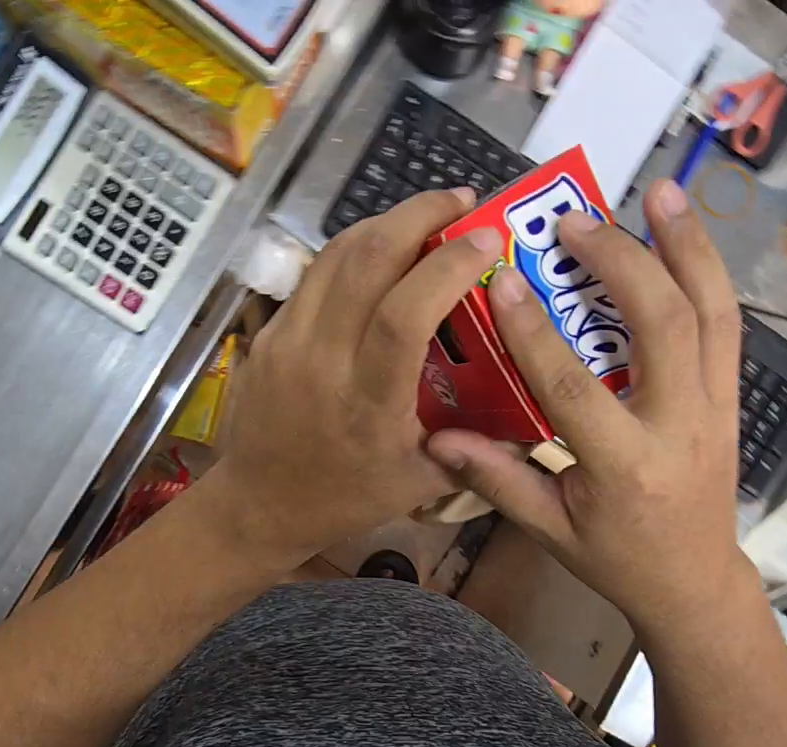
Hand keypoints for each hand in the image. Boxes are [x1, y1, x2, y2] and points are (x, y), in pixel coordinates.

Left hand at [206, 188, 503, 561]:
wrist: (257, 504)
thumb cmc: (344, 498)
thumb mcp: (420, 482)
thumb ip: (475, 444)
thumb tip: (529, 412)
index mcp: (368, 403)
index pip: (406, 313)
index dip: (449, 266)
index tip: (487, 238)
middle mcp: (323, 360)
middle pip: (367, 259)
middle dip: (420, 214)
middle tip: (461, 203)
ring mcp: (287, 340)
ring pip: (337, 254)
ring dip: (387, 223)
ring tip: (426, 219)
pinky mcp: (268, 334)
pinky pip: (315, 275)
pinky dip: (354, 253)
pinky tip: (380, 257)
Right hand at [425, 180, 754, 624]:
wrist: (694, 582)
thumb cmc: (616, 560)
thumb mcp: (550, 529)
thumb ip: (497, 480)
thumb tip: (437, 439)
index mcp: (625, 466)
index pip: (574, 388)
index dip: (534, 333)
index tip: (506, 280)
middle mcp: (680, 425)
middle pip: (663, 325)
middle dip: (620, 262)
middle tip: (575, 220)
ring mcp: (716, 407)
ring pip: (713, 312)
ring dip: (688, 246)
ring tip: (660, 192)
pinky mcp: (731, 398)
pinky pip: (725, 325)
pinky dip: (707, 274)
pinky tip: (685, 238)